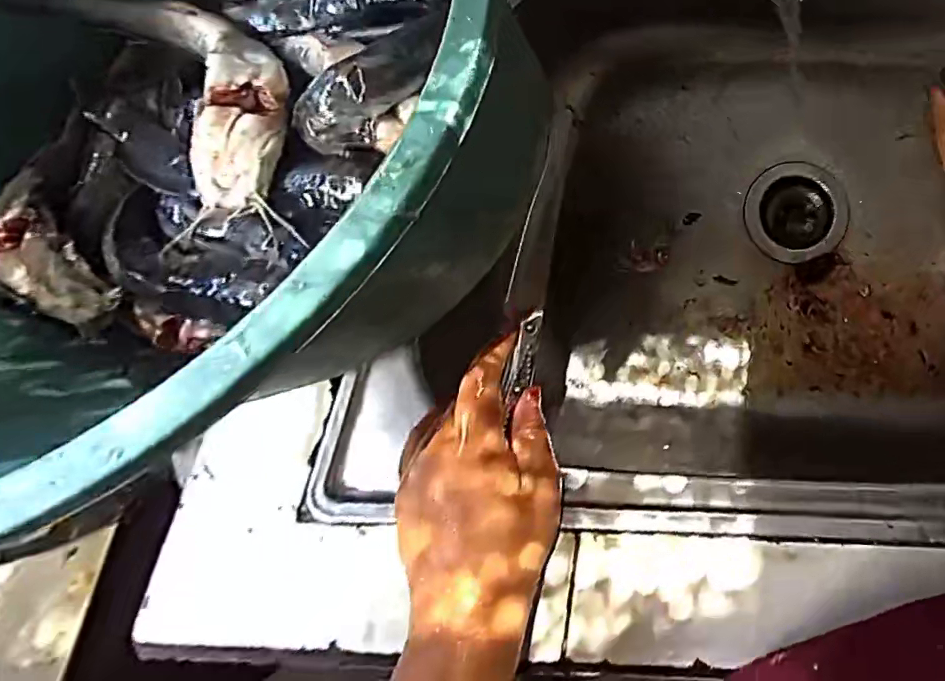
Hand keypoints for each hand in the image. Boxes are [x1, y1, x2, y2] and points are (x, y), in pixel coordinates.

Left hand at [395, 334, 558, 675]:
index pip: (478, 382)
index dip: (493, 352)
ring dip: (463, 409)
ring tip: (490, 416)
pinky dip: (442, 434)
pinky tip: (460, 449)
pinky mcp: (404, 498)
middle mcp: (435, 455)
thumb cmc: (510, 551)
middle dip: (482, 382)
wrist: (466, 610)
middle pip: (456, 399)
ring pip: (436, 422)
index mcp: (473, 447)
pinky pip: (420, 448)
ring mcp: (414, 476)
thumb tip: (527, 397)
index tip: (508, 335)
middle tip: (509, 381)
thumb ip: (532, 434)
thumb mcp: (540, 486)